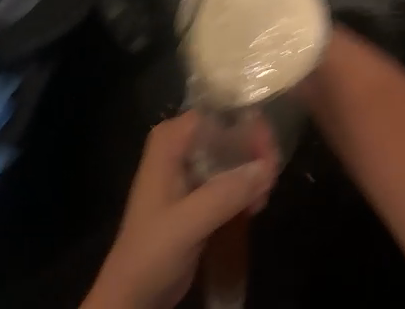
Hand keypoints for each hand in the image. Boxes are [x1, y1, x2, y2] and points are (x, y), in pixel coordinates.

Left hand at [82, 111, 276, 308]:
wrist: (132, 297)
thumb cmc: (150, 252)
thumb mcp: (187, 223)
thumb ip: (225, 194)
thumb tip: (267, 167)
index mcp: (170, 142)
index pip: (216, 114)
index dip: (247, 124)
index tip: (270, 150)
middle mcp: (180, 148)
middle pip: (228, 133)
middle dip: (254, 152)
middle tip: (272, 177)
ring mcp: (190, 172)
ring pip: (233, 157)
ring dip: (253, 173)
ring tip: (263, 198)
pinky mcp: (200, 197)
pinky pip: (231, 180)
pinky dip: (246, 189)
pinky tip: (256, 207)